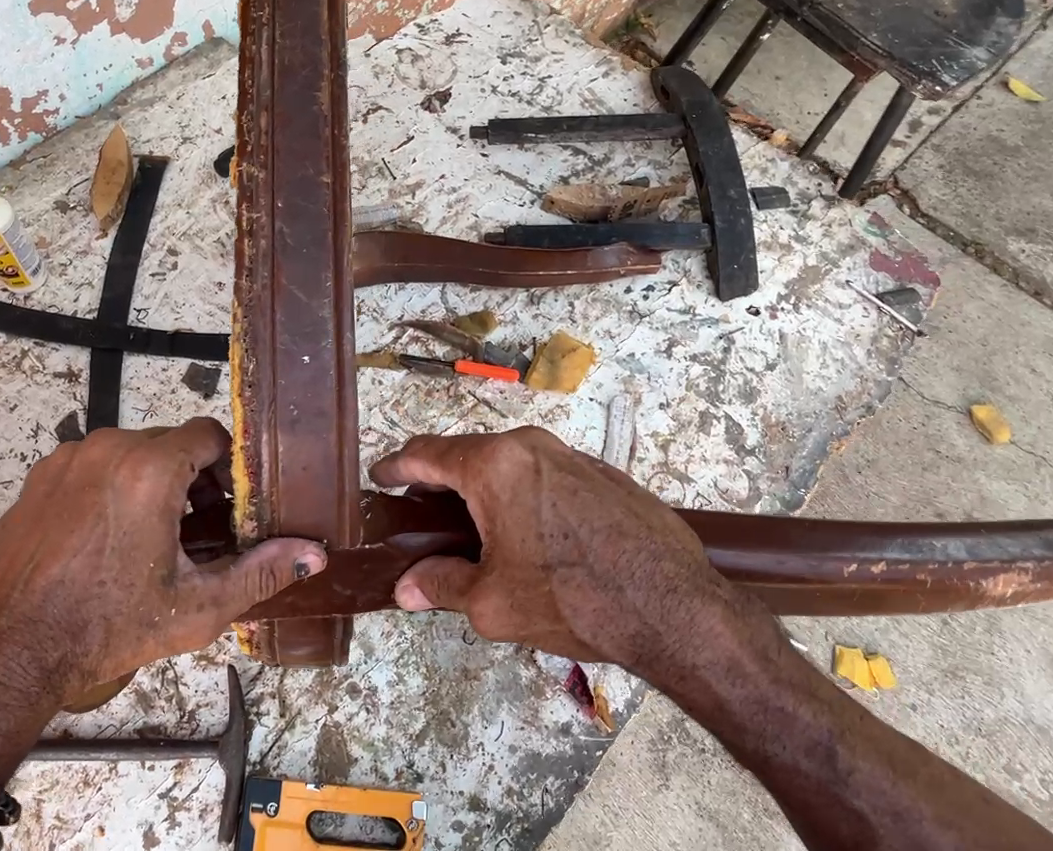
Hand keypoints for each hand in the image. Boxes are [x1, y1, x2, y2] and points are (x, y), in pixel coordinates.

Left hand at [0, 419, 324, 751]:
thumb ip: (262, 572)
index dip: (228, 466)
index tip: (229, 507)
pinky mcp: (34, 480)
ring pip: (128, 456)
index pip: (208, 433)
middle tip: (196, 533)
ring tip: (151, 542)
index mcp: (149, 468)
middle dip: (191, 480)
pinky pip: (88, 470)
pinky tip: (103, 545)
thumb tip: (316, 554)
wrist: (3, 653)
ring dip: (150, 485)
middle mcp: (105, 449)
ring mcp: (64, 461)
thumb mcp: (196, 607)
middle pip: (168, 445)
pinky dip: (108, 492)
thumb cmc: (107, 627)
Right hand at [371, 426, 738, 668]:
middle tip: (424, 514)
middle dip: (441, 481)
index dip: (396, 466)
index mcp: (494, 465)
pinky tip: (532, 534)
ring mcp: (573, 455)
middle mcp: (531, 445)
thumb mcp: (491, 603)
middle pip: (468, 455)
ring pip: (511, 465)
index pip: (427, 453)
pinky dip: (524, 495)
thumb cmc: (571, 600)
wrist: (673, 607)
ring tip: (476, 528)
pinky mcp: (604, 474)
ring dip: (486, 489)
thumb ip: (442, 585)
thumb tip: (409, 587)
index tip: (380, 478)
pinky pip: (546, 476)